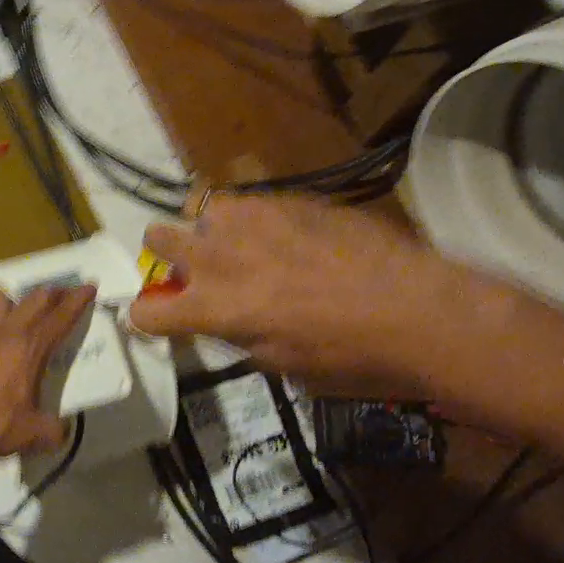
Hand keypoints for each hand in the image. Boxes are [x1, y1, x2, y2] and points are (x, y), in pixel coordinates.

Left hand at [0, 285, 97, 458]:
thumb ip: (58, 428)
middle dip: (55, 293)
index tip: (90, 287)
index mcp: (30, 348)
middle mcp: (6, 332)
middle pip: (35, 298)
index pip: (60, 316)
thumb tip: (63, 427)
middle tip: (64, 298)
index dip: (78, 300)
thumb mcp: (39, 434)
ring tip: (18, 315)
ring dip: (13, 299)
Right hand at [128, 193, 515, 396]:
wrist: (418, 309)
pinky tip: (281, 232)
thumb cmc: (350, 357)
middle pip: (156, 238)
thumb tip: (228, 319)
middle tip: (195, 270)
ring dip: (204, 225)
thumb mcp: (280, 364)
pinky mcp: (288, 198)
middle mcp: (220, 257)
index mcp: (213, 307)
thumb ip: (238, 333)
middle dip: (166, 255)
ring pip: (197, 204)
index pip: (146, 310)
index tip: (162, 318)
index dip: (148, 317)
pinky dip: (250, 216)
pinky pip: (248, 198)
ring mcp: (252, 219)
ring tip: (234, 240)